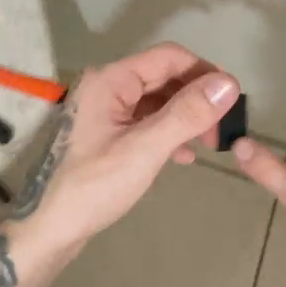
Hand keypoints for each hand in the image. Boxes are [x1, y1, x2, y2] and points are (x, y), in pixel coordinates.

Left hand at [6, 43, 239, 259]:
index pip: (168, 58)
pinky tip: (183, 156)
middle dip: (196, 98)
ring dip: (185, 117)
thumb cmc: (95, 186)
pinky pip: (147, 121)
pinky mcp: (107, 134)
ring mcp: (105, 111)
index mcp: (110, 80)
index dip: (204, 73)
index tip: (232, 100)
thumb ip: (186, 114)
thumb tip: (228, 85)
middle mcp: (107, 87)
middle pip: (164, 77)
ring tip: (208, 144)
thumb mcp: (145, 149)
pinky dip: (169, 133)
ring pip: (158, 101)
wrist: (53, 228)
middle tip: (222, 130)